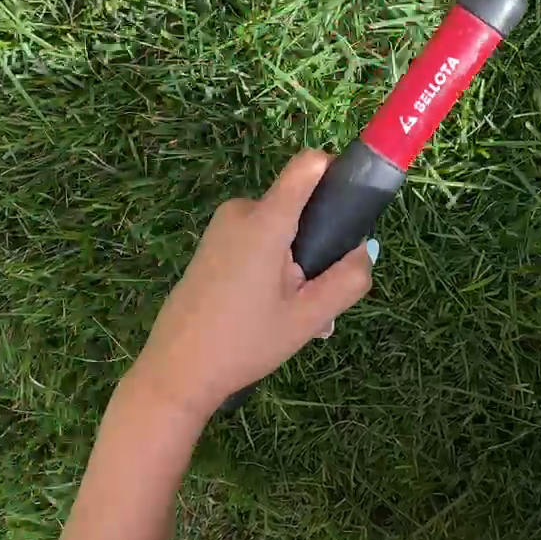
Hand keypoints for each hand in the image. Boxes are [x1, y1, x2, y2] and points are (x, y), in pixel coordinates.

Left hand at [129, 150, 375, 417]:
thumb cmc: (243, 344)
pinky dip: (275, 268)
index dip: (337, 172)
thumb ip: (348, 280)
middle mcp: (242, 211)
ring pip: (281, 229)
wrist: (174, 374)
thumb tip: (366, 250)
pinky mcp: (213, 242)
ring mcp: (223, 226)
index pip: (308, 165)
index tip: (352, 209)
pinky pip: (260, 240)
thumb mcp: (308, 319)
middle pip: (300, 207)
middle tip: (319, 299)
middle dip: (319, 247)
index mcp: (265, 221)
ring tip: (298, 317)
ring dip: (298, 266)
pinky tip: (274, 313)